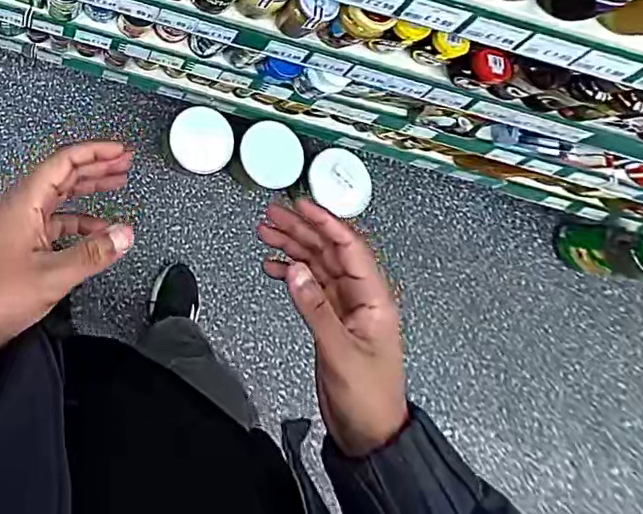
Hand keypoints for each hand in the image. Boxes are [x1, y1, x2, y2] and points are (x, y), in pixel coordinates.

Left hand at [0, 141, 135, 370]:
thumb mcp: (53, 275)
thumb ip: (93, 253)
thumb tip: (124, 234)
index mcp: (25, 201)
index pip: (64, 161)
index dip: (95, 151)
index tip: (118, 149)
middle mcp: (22, 204)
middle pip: (65, 172)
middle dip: (97, 164)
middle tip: (124, 159)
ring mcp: (22, 221)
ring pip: (62, 192)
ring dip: (90, 186)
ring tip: (117, 180)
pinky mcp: (23, 238)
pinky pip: (58, 216)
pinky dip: (81, 217)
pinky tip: (99, 226)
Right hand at [258, 199, 407, 457]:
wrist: (370, 437)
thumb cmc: (371, 400)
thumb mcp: (340, 352)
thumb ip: (316, 309)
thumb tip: (295, 270)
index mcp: (374, 298)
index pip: (349, 246)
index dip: (326, 222)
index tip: (304, 206)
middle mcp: (360, 297)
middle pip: (329, 250)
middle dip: (302, 228)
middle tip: (275, 213)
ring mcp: (344, 307)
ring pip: (316, 263)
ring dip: (293, 245)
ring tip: (268, 230)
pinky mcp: (330, 319)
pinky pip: (309, 284)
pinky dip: (290, 271)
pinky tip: (274, 264)